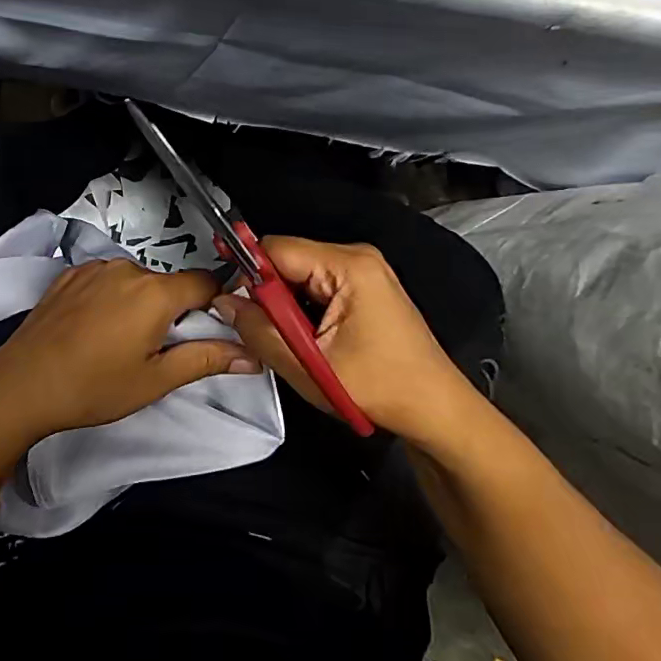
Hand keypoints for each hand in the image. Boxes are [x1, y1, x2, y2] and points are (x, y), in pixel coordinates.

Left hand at [0, 259, 259, 445]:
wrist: (24, 383)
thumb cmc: (93, 386)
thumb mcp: (156, 380)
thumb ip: (206, 359)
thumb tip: (251, 354)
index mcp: (155, 292)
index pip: (205, 282)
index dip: (214, 304)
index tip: (208, 329)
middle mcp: (126, 269)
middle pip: (168, 284)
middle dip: (172, 311)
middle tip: (155, 350)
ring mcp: (94, 268)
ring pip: (135, 281)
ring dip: (139, 304)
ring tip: (118, 343)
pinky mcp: (69, 274)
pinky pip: (105, 280)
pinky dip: (109, 298)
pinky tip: (93, 329)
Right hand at [211, 236, 476, 445]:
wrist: (438, 411)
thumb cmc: (382, 389)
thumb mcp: (309, 366)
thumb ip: (259, 330)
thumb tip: (222, 301)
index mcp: (348, 265)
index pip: (274, 248)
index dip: (249, 275)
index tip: (237, 308)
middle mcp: (356, 256)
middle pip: (285, 259)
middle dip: (269, 296)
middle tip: (270, 335)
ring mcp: (362, 269)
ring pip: (296, 274)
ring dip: (286, 307)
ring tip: (298, 343)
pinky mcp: (363, 285)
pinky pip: (314, 284)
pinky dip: (302, 310)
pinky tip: (312, 339)